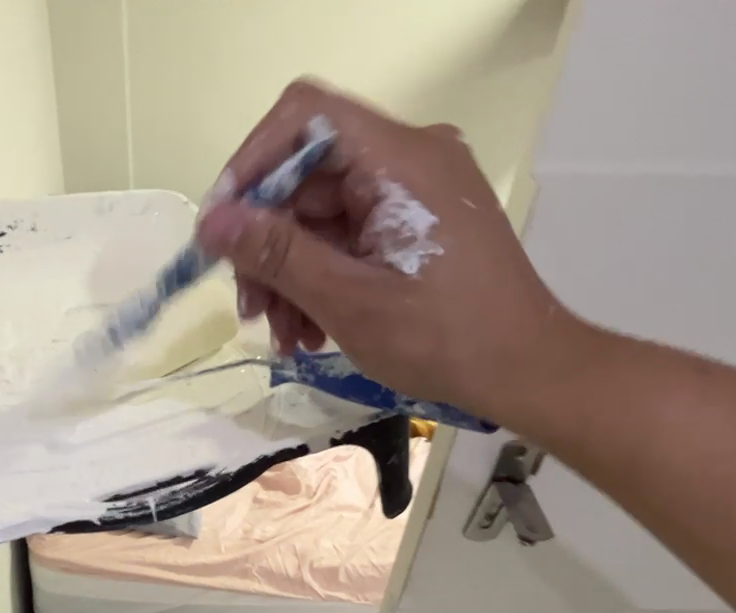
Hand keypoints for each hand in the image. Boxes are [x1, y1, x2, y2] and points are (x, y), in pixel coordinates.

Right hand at [196, 79, 584, 416]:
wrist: (525, 370)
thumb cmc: (442, 338)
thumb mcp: (347, 299)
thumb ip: (276, 254)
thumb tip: (211, 223)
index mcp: (399, 158)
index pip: (304, 119)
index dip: (250, 165)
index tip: (222, 229)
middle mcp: (410, 158)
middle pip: (309, 177)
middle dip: (268, 246)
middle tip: (249, 310)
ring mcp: (416, 191)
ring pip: (325, 216)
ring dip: (292, 275)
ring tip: (284, 336)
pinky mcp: (420, 223)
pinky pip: (353, 237)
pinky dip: (325, 279)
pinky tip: (312, 331)